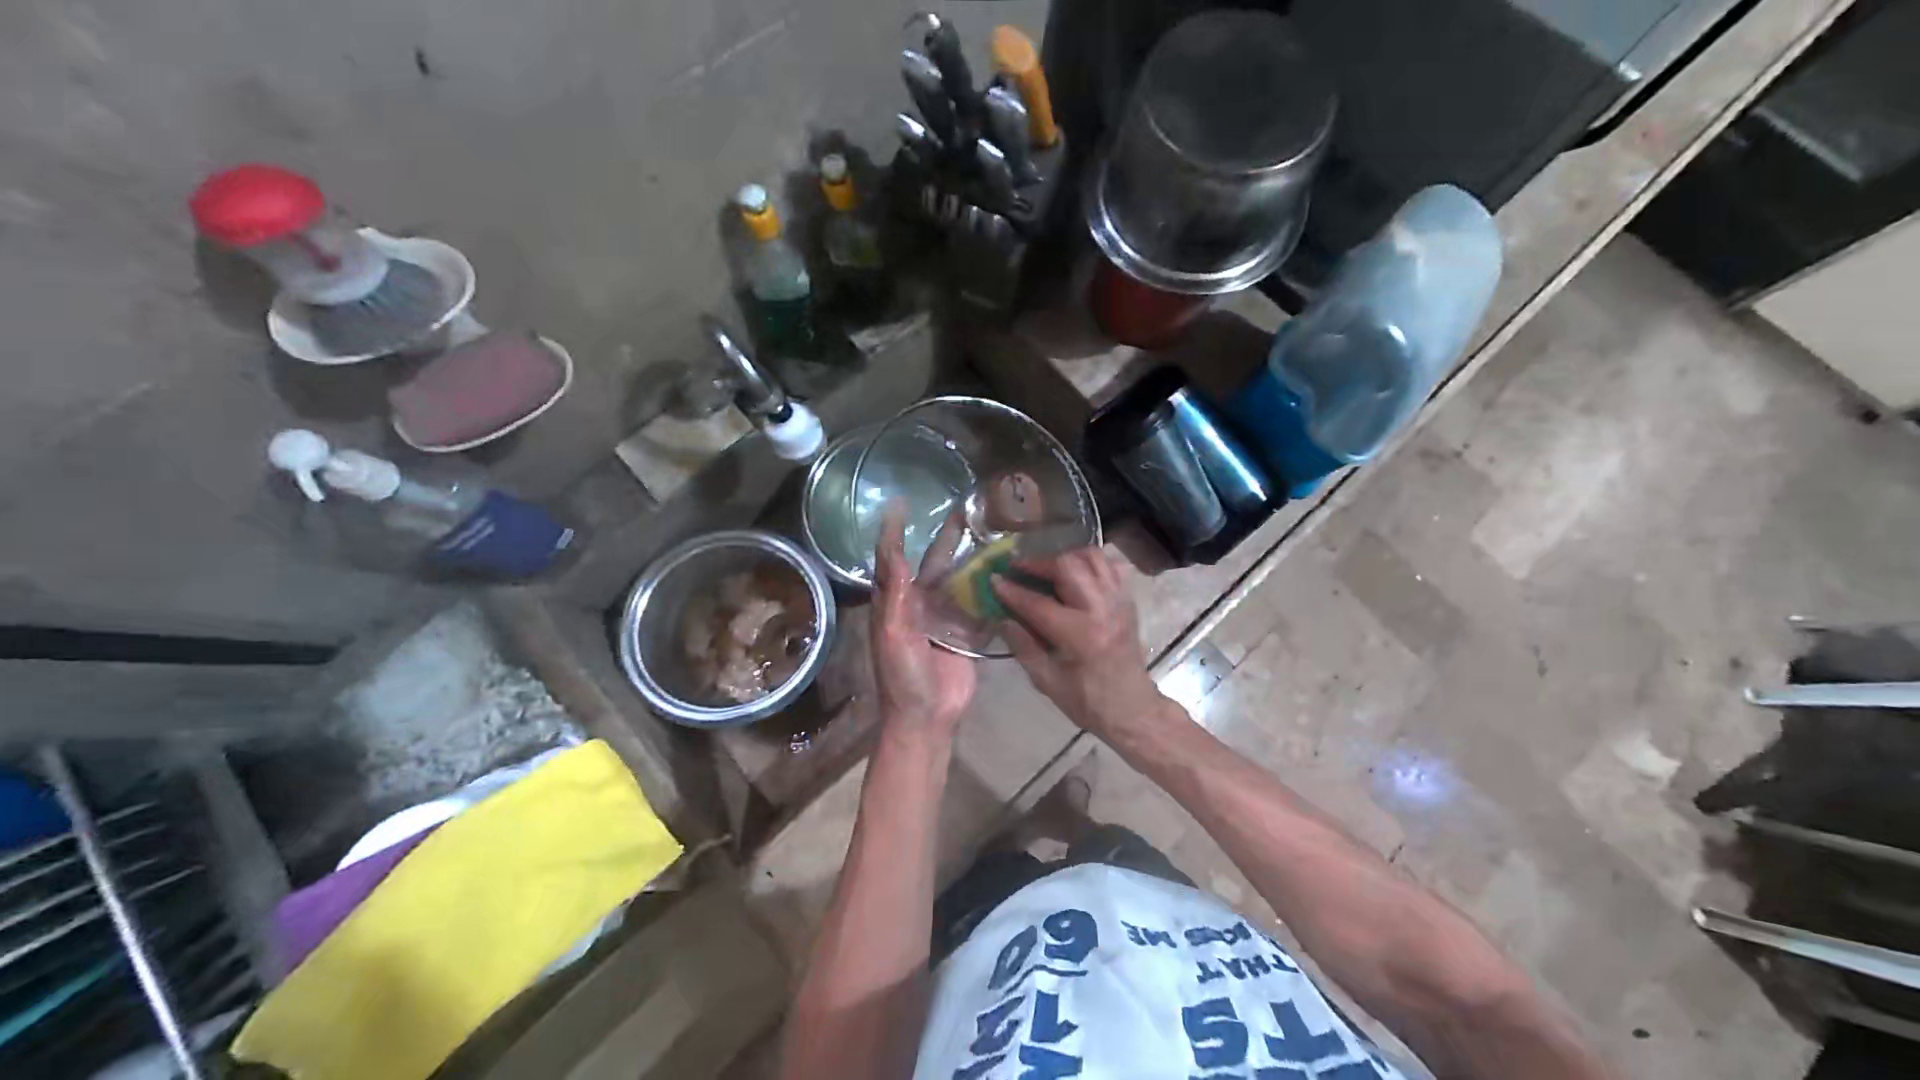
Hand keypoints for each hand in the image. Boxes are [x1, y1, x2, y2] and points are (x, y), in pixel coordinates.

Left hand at [871, 503, 977, 735]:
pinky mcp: (968, 633)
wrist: (927, 718)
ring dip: (974, 559)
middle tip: (964, 511)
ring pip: (961, 581)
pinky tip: (1009, 570)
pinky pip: (981, 606)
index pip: (892, 560)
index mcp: (896, 603)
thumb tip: (894, 553)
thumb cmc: (903, 678)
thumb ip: (897, 596)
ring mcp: (946, 619)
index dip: (895, 532)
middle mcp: (920, 604)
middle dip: (946, 538)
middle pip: (934, 563)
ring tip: (993, 533)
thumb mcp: (894, 636)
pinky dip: (993, 589)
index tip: (900, 504)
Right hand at [993, 548, 1167, 738]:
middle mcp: (1102, 611)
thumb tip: (1001, 618)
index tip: (994, 580)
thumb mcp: (1047, 681)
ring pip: (1092, 558)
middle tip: (1019, 569)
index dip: (1013, 591)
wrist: (1133, 709)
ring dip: (1065, 557)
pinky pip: (1110, 566)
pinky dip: (1089, 562)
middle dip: (1039, 563)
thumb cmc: (1087, 701)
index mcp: (1081, 635)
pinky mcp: (1128, 601)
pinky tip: (1074, 573)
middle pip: (1069, 566)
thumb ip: (1023, 646)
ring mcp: (1119, 602)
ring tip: (1047, 568)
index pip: (1039, 603)